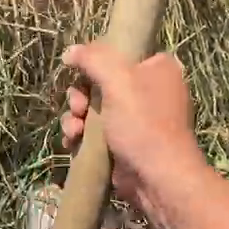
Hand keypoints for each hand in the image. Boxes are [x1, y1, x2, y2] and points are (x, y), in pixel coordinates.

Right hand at [61, 42, 202, 205]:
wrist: (157, 177)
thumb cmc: (143, 123)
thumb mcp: (119, 80)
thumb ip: (94, 59)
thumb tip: (70, 51)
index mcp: (158, 69)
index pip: (118, 55)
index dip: (95, 65)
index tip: (81, 78)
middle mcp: (149, 90)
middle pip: (99, 83)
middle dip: (80, 98)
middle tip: (78, 109)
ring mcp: (135, 119)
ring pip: (92, 109)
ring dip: (75, 119)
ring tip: (74, 132)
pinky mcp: (123, 142)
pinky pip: (93, 132)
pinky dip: (80, 136)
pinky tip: (72, 143)